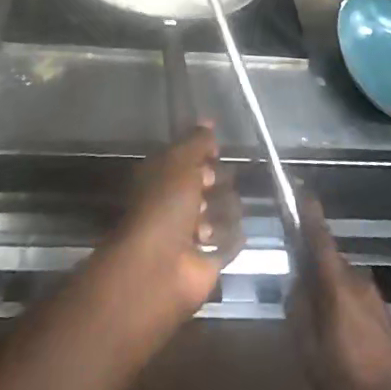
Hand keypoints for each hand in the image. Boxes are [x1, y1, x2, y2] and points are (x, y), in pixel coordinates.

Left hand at [109, 125, 243, 314]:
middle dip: (217, 182)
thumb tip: (209, 122)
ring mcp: (192, 234)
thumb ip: (197, 142)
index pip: (190, 158)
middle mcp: (176, 203)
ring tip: (206, 226)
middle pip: (211, 183)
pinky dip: (230, 240)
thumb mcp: (179, 162)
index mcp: (162, 178)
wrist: (159, 266)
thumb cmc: (164, 206)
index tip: (217, 151)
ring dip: (221, 214)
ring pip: (224, 211)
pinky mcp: (208, 261)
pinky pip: (230, 243)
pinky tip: (227, 238)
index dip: (204, 153)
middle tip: (211, 188)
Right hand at [288, 199, 390, 389]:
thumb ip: (297, 308)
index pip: (320, 238)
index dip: (309, 212)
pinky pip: (352, 294)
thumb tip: (294, 283)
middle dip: (309, 263)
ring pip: (339, 279)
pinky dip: (338, 300)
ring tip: (311, 317)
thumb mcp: (307, 347)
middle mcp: (358, 281)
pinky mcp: (382, 312)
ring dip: (324, 287)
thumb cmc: (346, 378)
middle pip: (327, 259)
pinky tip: (333, 330)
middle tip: (291, 281)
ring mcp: (373, 296)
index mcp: (337, 284)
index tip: (301, 188)